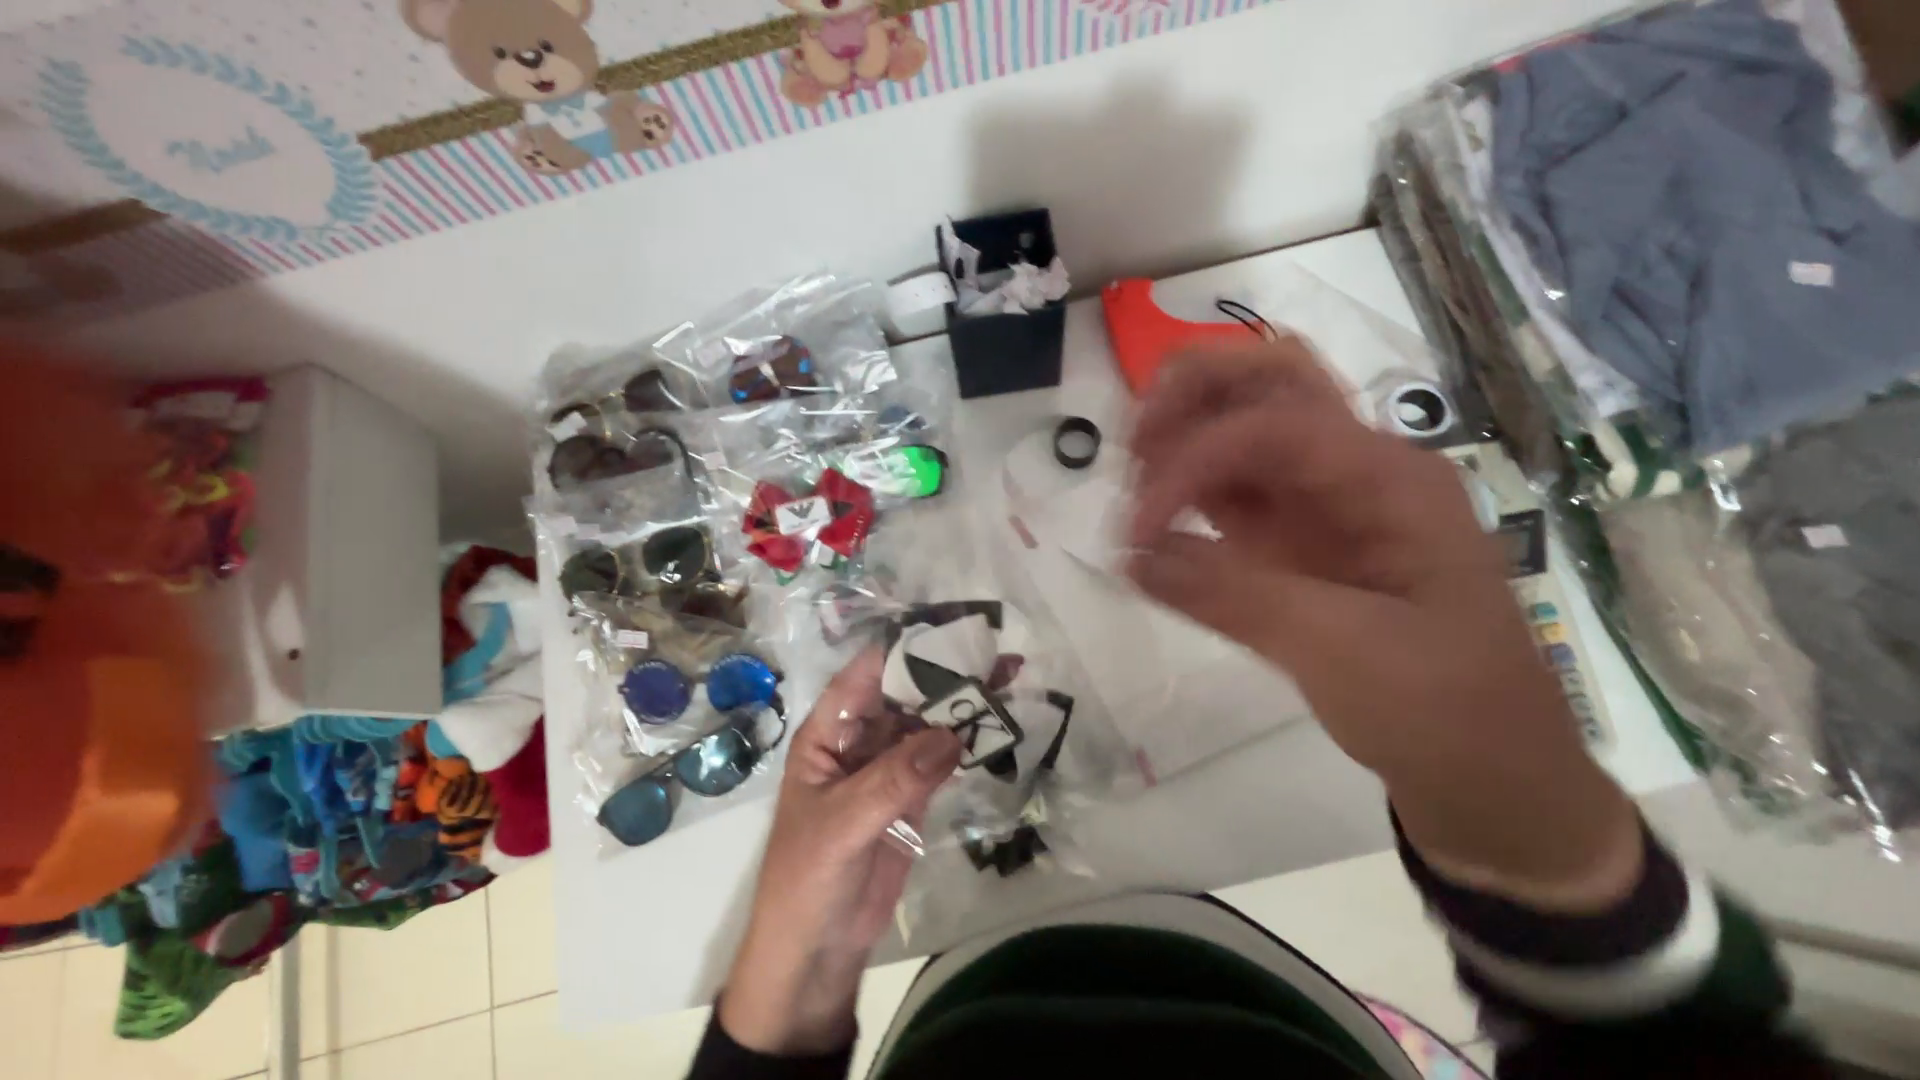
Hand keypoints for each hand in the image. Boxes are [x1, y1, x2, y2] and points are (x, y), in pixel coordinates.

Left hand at [719, 650, 960, 1055]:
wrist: (814, 950)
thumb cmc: (807, 879)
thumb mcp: (843, 825)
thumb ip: (894, 780)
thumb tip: (953, 735)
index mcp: (826, 736)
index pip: (864, 678)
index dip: (902, 649)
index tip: (949, 626)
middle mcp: (857, 744)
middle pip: (903, 696)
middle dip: (944, 672)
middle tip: (994, 649)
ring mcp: (886, 771)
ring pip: (927, 725)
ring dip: (962, 704)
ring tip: (1008, 676)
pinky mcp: (910, 800)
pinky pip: (940, 761)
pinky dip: (967, 743)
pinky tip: (998, 724)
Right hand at [1127, 341, 1641, 909]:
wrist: (1492, 778)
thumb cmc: (1443, 709)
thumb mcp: (1344, 652)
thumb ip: (1235, 597)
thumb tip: (1131, 559)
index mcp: (1388, 479)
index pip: (1273, 428)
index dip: (1192, 461)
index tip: (1135, 532)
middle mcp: (1355, 473)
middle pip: (1270, 384)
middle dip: (1193, 395)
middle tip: (1131, 447)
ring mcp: (1325, 508)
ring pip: (1245, 430)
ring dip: (1184, 439)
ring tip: (1131, 486)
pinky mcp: (1298, 547)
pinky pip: (1235, 497)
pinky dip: (1188, 498)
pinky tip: (1151, 528)